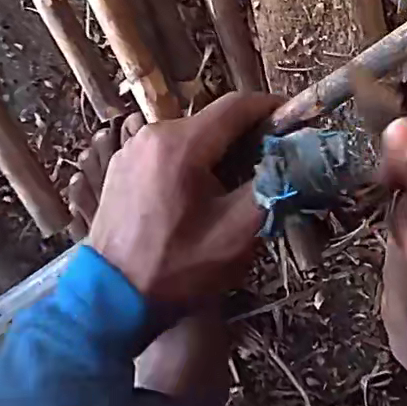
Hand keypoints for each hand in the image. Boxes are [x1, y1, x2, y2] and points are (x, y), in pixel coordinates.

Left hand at [88, 92, 281, 304]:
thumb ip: (271, 186)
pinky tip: (199, 196)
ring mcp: (131, 150)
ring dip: (218, 153)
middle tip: (272, 167)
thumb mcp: (237, 233)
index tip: (295, 123)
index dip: (272, 109)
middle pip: (212, 121)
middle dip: (247, 138)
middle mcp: (152, 134)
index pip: (236, 105)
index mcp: (181, 143)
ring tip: (237, 187)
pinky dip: (190, 163)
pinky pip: (165, 153)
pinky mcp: (121, 168)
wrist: (110, 300)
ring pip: (189, 137)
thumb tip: (294, 156)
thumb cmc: (177, 268)